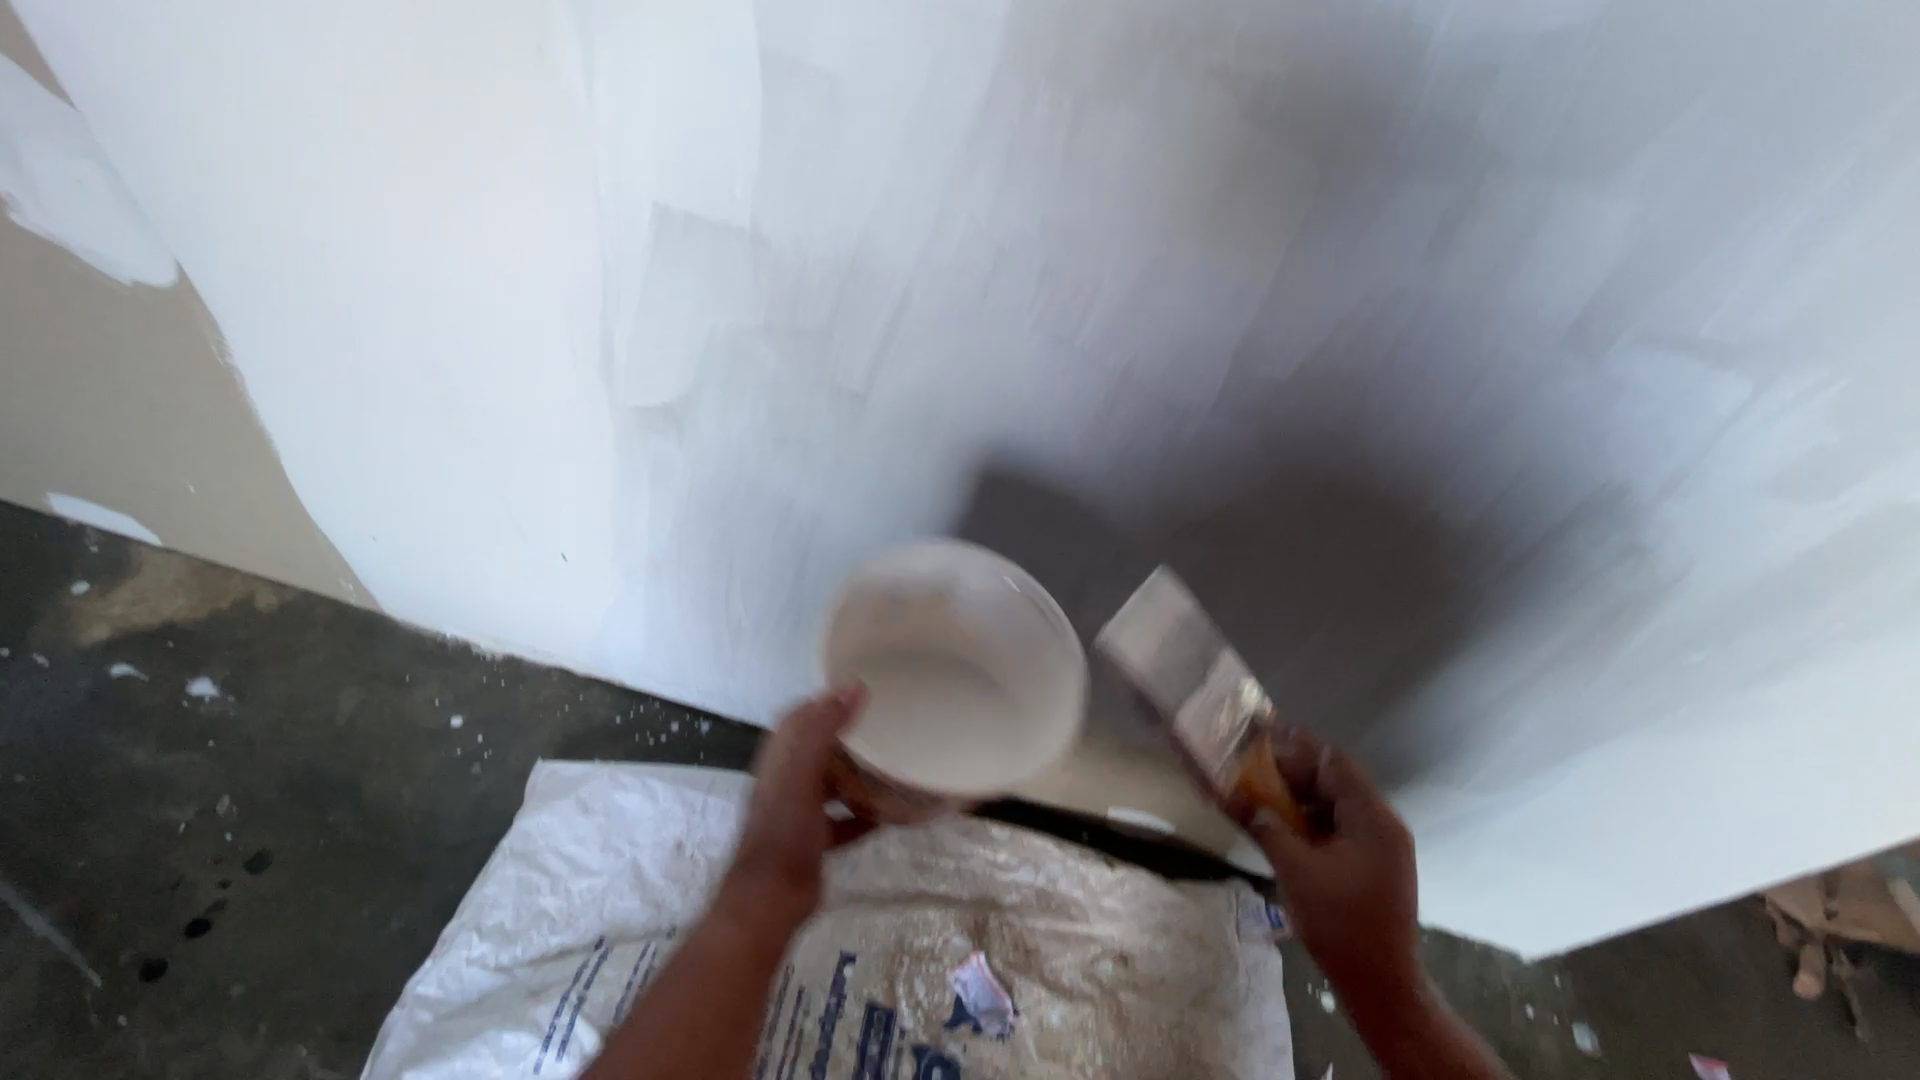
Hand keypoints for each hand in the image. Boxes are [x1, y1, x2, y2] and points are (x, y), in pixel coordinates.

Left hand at [713, 684, 873, 943]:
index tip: (860, 691)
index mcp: (779, 760)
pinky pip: (843, 818)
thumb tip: (853, 686)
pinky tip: (890, 812)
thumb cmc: (785, 833)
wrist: (770, 901)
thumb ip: (822, 730)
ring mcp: (799, 812)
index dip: (824, 702)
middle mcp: (786, 781)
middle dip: (846, 735)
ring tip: (891, 761)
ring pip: (831, 782)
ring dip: (856, 772)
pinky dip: (864, 812)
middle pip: (817, 748)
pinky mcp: (813, 840)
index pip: (799, 718)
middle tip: (885, 724)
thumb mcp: (803, 775)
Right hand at [1247, 726, 1421, 1004]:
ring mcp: (1379, 846)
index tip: (1261, 732)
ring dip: (1296, 797)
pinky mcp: (1371, 865)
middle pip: (1333, 781)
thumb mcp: (1295, 869)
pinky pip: (1336, 828)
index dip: (1297, 744)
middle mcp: (1381, 824)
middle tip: (1249, 766)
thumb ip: (1263, 825)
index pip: (1334, 763)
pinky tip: (1278, 825)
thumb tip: (1227, 794)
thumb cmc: (1341, 922)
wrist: (1382, 984)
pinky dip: (1307, 821)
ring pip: (1333, 805)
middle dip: (1291, 772)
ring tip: (1257, 792)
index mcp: (1372, 818)